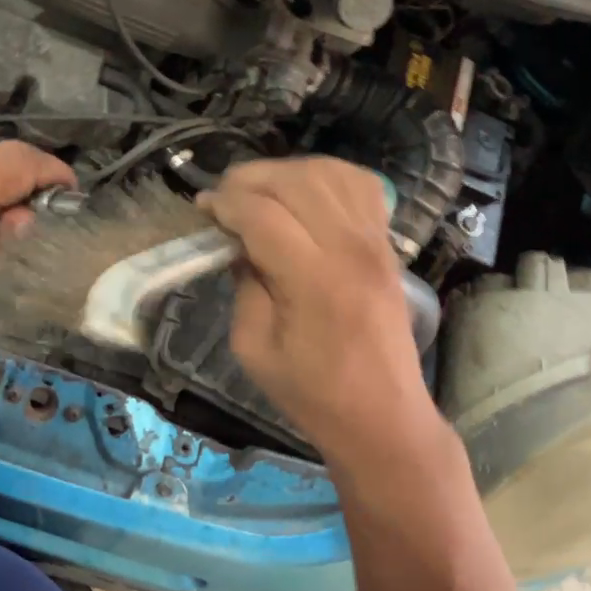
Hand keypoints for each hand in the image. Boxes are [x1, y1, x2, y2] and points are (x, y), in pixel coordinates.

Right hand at [201, 158, 433, 463]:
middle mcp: (350, 249)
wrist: (383, 418)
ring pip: (327, 173)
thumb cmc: (312, 393)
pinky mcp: (387, 244)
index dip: (225, 203)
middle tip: (224, 199)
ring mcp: (375, 242)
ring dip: (284, 173)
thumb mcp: (253, 348)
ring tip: (259, 194)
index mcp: (314, 281)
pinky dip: (327, 176)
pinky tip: (303, 193)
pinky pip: (361, 184)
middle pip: (294, 181)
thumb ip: (243, 286)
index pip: (262, 213)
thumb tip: (238, 243)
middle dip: (248, 179)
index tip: (202, 209)